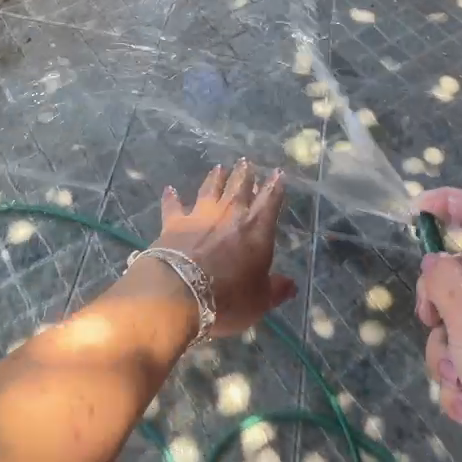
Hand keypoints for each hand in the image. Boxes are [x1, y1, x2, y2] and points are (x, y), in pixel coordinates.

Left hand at [154, 160, 297, 336]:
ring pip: (210, 189)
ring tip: (219, 167)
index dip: (275, 186)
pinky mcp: (175, 222)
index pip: (270, 201)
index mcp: (256, 229)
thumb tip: (292, 285)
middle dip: (245, 174)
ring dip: (216, 178)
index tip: (278, 173)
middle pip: (239, 187)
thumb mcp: (259, 300)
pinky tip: (169, 189)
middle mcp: (230, 214)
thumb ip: (276, 289)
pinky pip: (173, 205)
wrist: (180, 292)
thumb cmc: (228, 298)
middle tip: (247, 161)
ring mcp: (201, 214)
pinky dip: (171, 197)